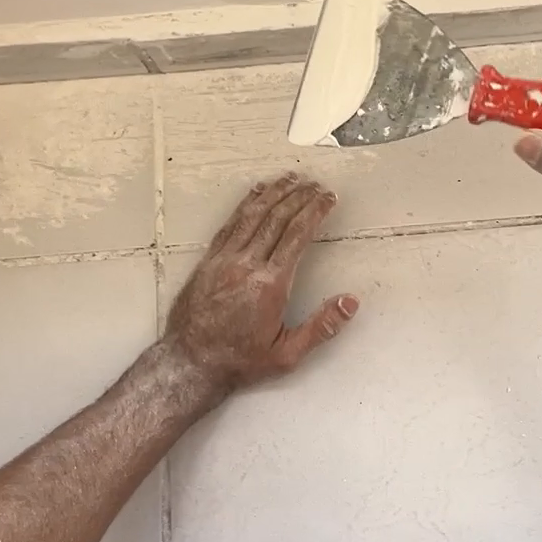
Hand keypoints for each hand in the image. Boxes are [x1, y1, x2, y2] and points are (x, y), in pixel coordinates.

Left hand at [159, 173, 359, 393]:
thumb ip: (321, 327)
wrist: (191, 363)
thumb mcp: (288, 354)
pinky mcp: (209, 261)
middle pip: (277, 218)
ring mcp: (224, 259)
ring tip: (289, 178)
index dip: (315, 211)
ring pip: (252, 215)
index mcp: (270, 284)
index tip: (328, 198)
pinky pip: (230, 225)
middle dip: (299, 196)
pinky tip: (255, 194)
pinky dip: (245, 205)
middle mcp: (247, 264)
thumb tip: (350, 303)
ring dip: (273, 193)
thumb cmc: (240, 361)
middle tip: (315, 184)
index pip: (298, 234)